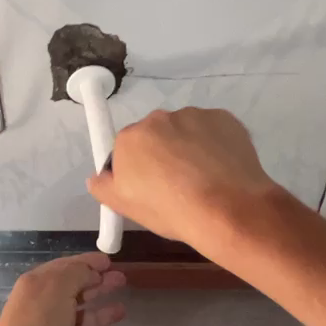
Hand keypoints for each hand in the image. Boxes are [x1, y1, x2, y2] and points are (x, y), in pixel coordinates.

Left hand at [0, 253, 127, 325]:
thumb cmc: (39, 323)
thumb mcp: (58, 288)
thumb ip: (76, 274)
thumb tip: (90, 271)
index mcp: (36, 284)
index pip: (64, 267)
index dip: (87, 262)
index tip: (110, 261)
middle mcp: (40, 306)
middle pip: (73, 291)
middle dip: (97, 285)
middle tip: (122, 280)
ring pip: (77, 319)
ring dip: (99, 313)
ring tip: (122, 310)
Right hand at [87, 108, 298, 246]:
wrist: (228, 210)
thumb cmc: (170, 210)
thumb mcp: (125, 208)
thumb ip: (103, 187)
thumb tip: (98, 177)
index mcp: (130, 137)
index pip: (127, 149)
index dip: (138, 169)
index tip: (151, 188)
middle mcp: (159, 118)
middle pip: (156, 136)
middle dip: (163, 155)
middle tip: (177, 186)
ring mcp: (194, 115)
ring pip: (185, 131)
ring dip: (189, 148)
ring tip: (204, 180)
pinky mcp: (225, 118)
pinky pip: (213, 130)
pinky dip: (215, 144)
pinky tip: (222, 169)